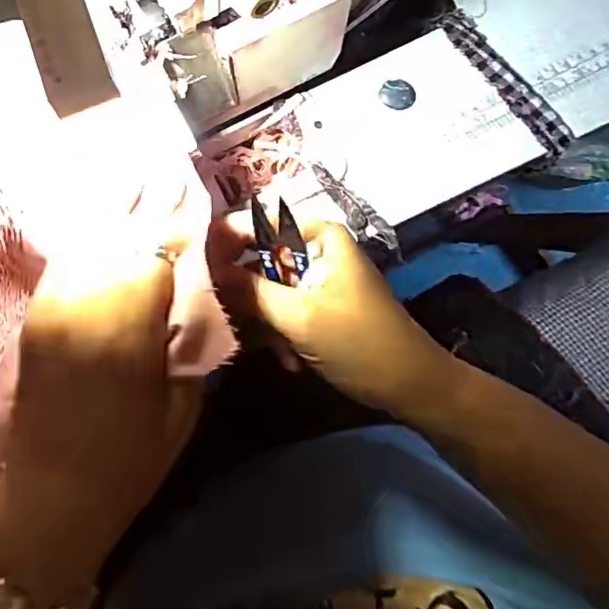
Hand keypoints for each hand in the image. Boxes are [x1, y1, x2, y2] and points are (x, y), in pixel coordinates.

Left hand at [0, 104, 207, 608]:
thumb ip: (188, 332)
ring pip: (90, 235)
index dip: (178, 218)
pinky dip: (88, 227)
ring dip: (116, 202)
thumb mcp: (180, 402)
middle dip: (148, 196)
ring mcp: (54, 302)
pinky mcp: (38, 309)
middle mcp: (83, 302)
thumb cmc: (127, 460)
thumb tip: (197, 283)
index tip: (193, 185)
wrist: (46, 497)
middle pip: (122, 232)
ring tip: (136, 168)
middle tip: (167, 159)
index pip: (158, 251)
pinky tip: (102, 208)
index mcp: (124, 327)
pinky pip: (68, 254)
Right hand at [216, 208, 452, 414]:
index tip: (196, 264)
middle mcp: (316, 246)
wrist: (412, 386)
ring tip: (279, 353)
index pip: (257, 222)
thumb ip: (251, 290)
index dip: (225, 240)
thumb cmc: (359, 342)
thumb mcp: (298, 317)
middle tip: (237, 324)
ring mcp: (317, 274)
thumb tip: (209, 268)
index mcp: (318, 234)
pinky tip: (292, 360)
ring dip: (267, 323)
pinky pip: (284, 305)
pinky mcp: (319, 299)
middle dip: (251, 297)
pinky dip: (282, 331)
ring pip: (268, 286)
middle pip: (260, 257)